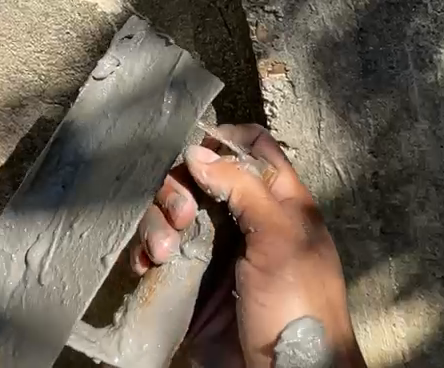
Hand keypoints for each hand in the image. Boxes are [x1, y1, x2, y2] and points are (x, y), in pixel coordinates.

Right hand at [137, 124, 361, 367]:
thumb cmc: (297, 303)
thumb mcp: (279, 236)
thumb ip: (240, 186)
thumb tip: (196, 151)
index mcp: (276, 199)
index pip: (252, 146)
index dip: (225, 139)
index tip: (198, 150)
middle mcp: (242, 216)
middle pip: (200, 174)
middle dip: (180, 186)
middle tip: (181, 214)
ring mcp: (214, 247)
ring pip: (173, 209)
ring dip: (159, 220)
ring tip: (164, 249)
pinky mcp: (190, 279)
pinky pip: (158, 250)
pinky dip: (146, 250)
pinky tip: (146, 263)